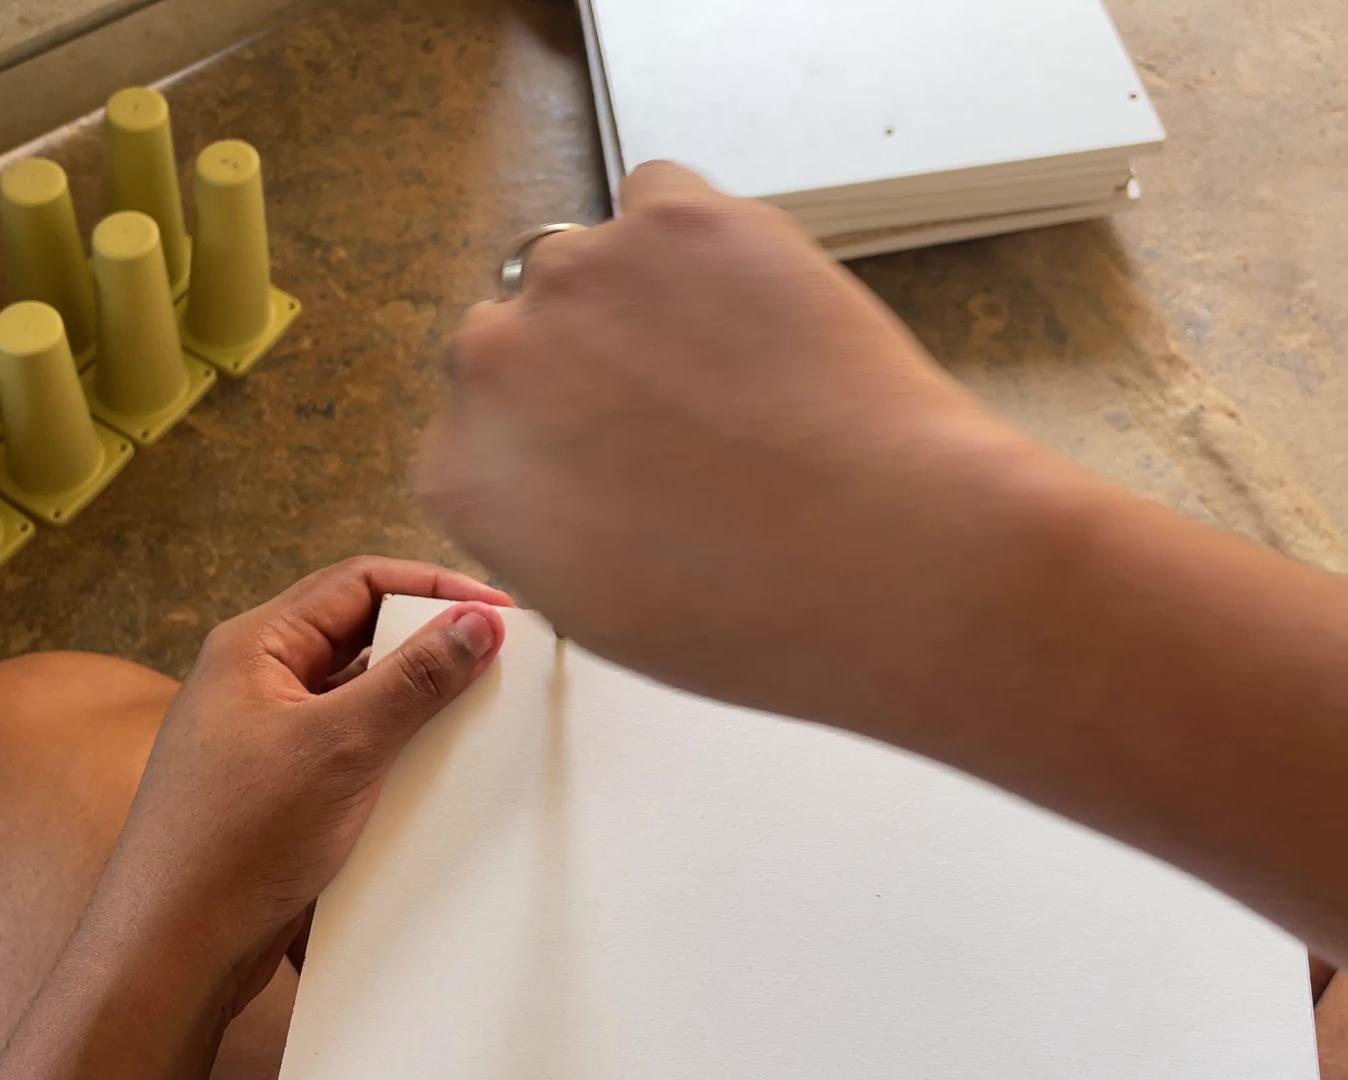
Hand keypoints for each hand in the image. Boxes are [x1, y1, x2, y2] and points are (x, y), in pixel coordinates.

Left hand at [73, 558, 506, 1022]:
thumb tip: (481, 621)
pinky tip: (438, 750)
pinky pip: (357, 730)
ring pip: (363, 682)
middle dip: (429, 634)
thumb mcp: (341, 746)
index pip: (358, 581)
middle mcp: (263, 675)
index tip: (495, 608)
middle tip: (494, 650)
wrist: (171, 958)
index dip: (432, 585)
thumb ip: (415, 677)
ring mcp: (274, 727)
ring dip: (418, 686)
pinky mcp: (290, 773)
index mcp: (257, 644)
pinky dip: (400, 731)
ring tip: (476, 697)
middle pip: (362, 627)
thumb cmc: (236, 840)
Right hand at [420, 162, 1084, 734]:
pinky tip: (752, 307)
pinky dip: (698, 243)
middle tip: (670, 406)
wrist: (883, 562)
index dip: (554, 435)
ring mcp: (577, 278)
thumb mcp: (597, 608)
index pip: (482, 426)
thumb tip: (557, 465)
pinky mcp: (672, 216)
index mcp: (464, 473)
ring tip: (728, 363)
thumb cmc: (747, 618)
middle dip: (580, 366)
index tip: (605, 448)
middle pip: (520, 337)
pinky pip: (661, 203)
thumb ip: (538, 521)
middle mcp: (492, 364)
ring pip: (589, 265)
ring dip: (638, 300)